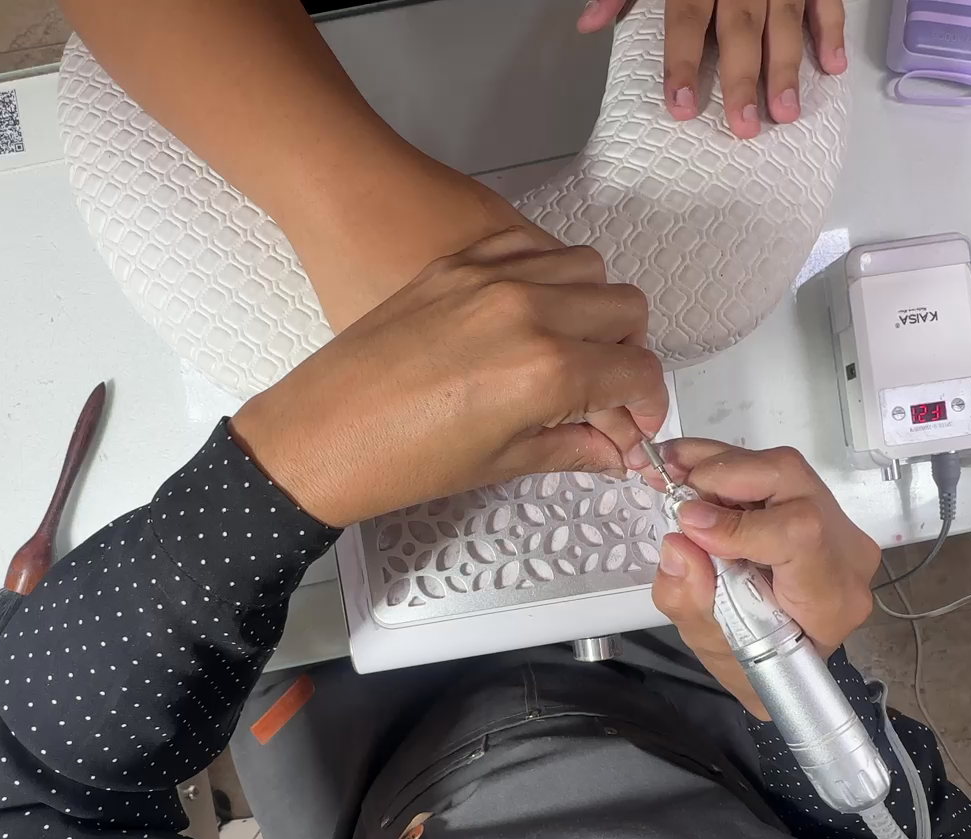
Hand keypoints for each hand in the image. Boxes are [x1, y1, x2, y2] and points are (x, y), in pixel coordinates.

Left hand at [230, 228, 668, 526]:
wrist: (322, 432)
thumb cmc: (401, 460)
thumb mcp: (500, 462)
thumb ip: (573, 447)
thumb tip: (615, 450)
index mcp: (546, 370)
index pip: (638, 371)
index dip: (648, 404)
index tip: (637, 423)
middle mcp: (530, 310)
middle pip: (628, 309)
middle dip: (630, 354)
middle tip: (604, 391)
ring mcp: (494, 275)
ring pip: (590, 267)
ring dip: (595, 308)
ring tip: (569, 349)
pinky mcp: (461, 261)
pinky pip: (535, 245)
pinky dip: (550, 273)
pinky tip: (530, 312)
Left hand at [577, 0, 847, 138]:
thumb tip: (588, 24)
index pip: (686, 19)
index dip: (682, 63)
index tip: (681, 108)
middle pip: (741, 26)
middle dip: (744, 77)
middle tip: (744, 127)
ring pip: (787, 16)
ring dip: (788, 66)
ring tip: (786, 114)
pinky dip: (831, 28)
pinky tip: (830, 68)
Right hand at [648, 439, 880, 719]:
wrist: (782, 662)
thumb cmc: (752, 662)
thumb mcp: (709, 644)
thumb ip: (689, 598)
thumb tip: (678, 543)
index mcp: (828, 599)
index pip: (799, 534)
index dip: (738, 523)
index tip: (687, 525)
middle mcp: (843, 552)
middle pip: (791, 481)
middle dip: (722, 477)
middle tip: (673, 492)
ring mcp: (833, 522)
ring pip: (778, 466)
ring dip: (714, 464)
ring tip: (666, 471)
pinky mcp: (812, 504)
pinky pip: (770, 469)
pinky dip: (721, 463)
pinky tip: (684, 466)